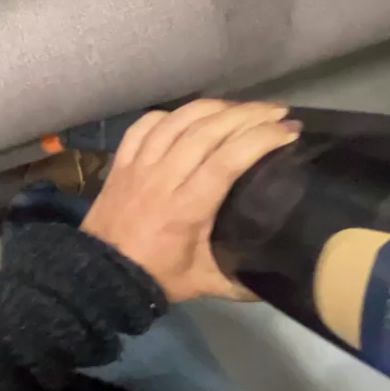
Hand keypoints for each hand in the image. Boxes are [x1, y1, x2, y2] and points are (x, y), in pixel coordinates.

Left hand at [80, 99, 299, 303]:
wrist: (99, 273)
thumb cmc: (155, 276)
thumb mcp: (206, 282)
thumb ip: (246, 281)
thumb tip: (290, 278)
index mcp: (186, 207)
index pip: (227, 160)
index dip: (259, 139)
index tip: (289, 131)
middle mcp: (161, 179)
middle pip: (205, 132)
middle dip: (246, 115)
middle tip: (276, 112)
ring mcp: (137, 167)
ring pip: (175, 123)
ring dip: (211, 108)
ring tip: (241, 108)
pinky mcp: (119, 163)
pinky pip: (142, 127)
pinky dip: (168, 115)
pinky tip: (188, 115)